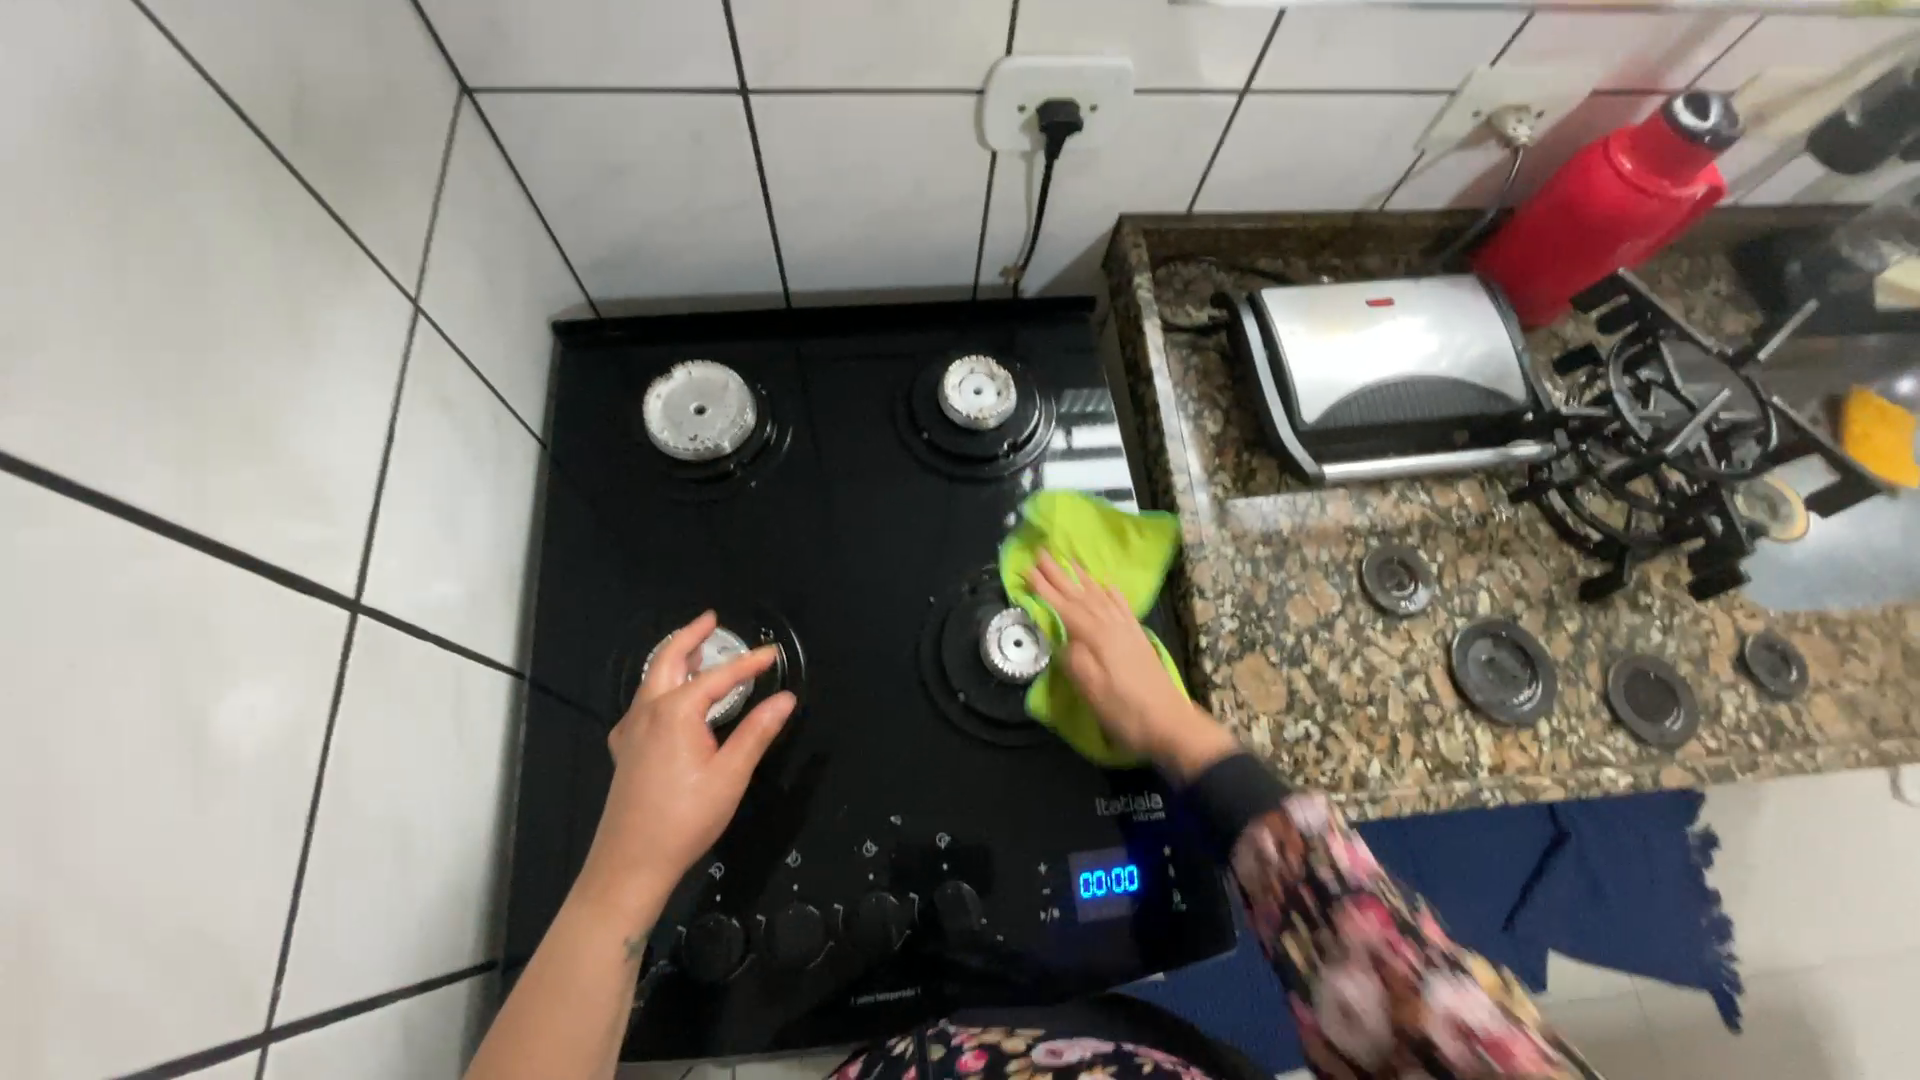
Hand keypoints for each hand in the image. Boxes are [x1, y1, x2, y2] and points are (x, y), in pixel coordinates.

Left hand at [577, 612, 795, 918]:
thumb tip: (785, 699)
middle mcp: (648, 712)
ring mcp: (631, 731)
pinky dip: (659, 686)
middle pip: (667, 661)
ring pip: (651, 680)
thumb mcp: (730, 775)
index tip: (772, 653)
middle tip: (711, 619)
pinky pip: (642, 703)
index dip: (749, 663)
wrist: (630, 864)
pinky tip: (669, 701)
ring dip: (673, 658)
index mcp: (676, 713)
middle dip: (690, 636)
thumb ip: (757, 732)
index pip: (719, 678)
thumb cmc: (685, 819)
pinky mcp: (625, 750)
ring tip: (695, 650)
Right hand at [1027, 551, 1237, 779]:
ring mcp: (1126, 628)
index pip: (1063, 605)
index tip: (1027, 568)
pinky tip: (1106, 584)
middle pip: (1080, 593)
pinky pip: (1121, 605)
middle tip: (1041, 552)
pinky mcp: (1138, 636)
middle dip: (1059, 573)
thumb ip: (1072, 658)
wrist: (1168, 722)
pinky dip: (1110, 591)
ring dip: (1081, 577)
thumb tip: (1061, 638)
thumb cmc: (1123, 709)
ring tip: (1068, 560)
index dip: (1044, 588)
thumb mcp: (1089, 688)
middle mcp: (1110, 624)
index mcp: (1094, 636)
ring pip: (1099, 594)